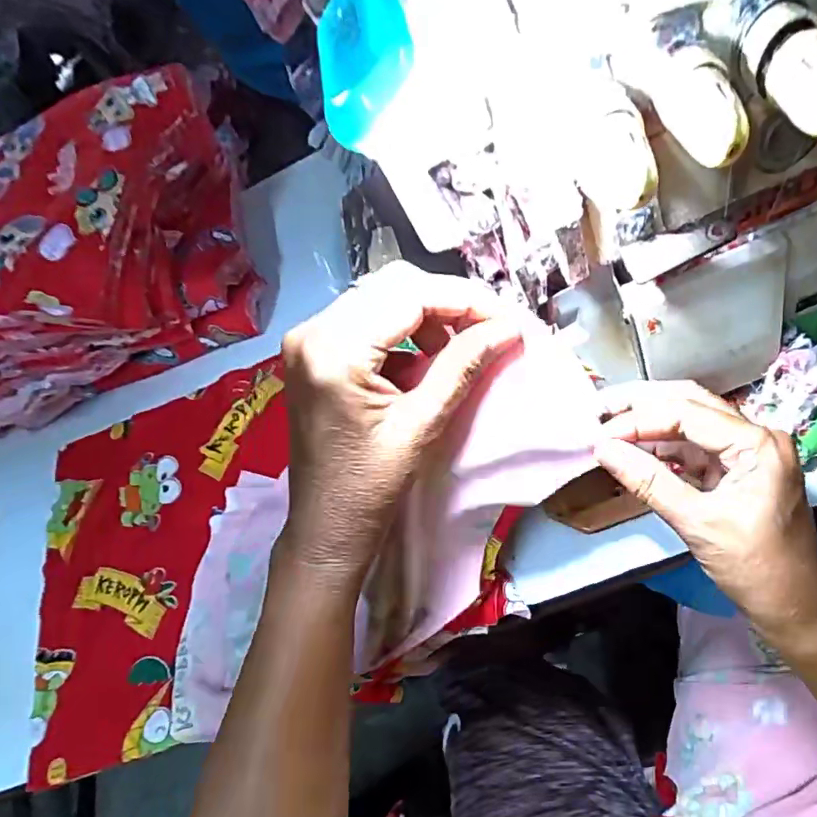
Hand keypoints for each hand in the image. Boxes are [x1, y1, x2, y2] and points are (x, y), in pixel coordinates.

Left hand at [279, 262, 522, 578]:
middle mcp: (312, 332)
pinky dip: (403, 333)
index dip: (464, 300)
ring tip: (459, 350)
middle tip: (489, 330)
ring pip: (381, 300)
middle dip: (447, 304)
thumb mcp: (421, 426)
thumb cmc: (370, 488)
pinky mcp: (313, 354)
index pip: (408, 296)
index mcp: (333, 350)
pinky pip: (366, 323)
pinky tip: (427, 360)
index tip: (506, 319)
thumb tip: (508, 328)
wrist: (327, 528)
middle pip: (392, 288)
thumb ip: (462, 367)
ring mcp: (308, 341)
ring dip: (427, 316)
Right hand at [593, 381, 816, 648]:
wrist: (792, 606)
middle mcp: (757, 437)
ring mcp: (748, 454)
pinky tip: (635, 452)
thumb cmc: (754, 567)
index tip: (600, 432)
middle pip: (691, 405)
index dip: (639, 419)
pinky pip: (696, 451)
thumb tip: (604, 450)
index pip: (687, 413)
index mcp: (757, 443)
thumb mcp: (697, 523)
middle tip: (600, 409)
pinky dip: (665, 451)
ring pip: (692, 426)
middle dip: (644, 406)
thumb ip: (649, 481)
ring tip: (610, 428)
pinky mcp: (737, 473)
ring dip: (651, 427)